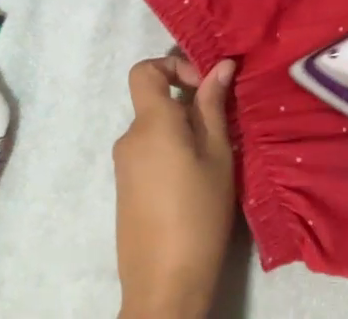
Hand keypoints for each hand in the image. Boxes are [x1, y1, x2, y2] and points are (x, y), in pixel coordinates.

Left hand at [114, 55, 237, 318]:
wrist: (165, 282)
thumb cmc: (199, 211)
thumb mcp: (218, 153)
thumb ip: (214, 106)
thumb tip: (220, 65)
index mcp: (151, 123)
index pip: (145, 70)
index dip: (174, 66)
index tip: (204, 87)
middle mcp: (129, 138)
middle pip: (155, 101)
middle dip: (189, 104)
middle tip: (224, 127)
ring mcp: (124, 165)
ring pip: (157, 128)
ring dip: (184, 130)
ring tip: (215, 158)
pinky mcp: (127, 188)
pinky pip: (150, 152)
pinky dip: (173, 151)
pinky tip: (197, 180)